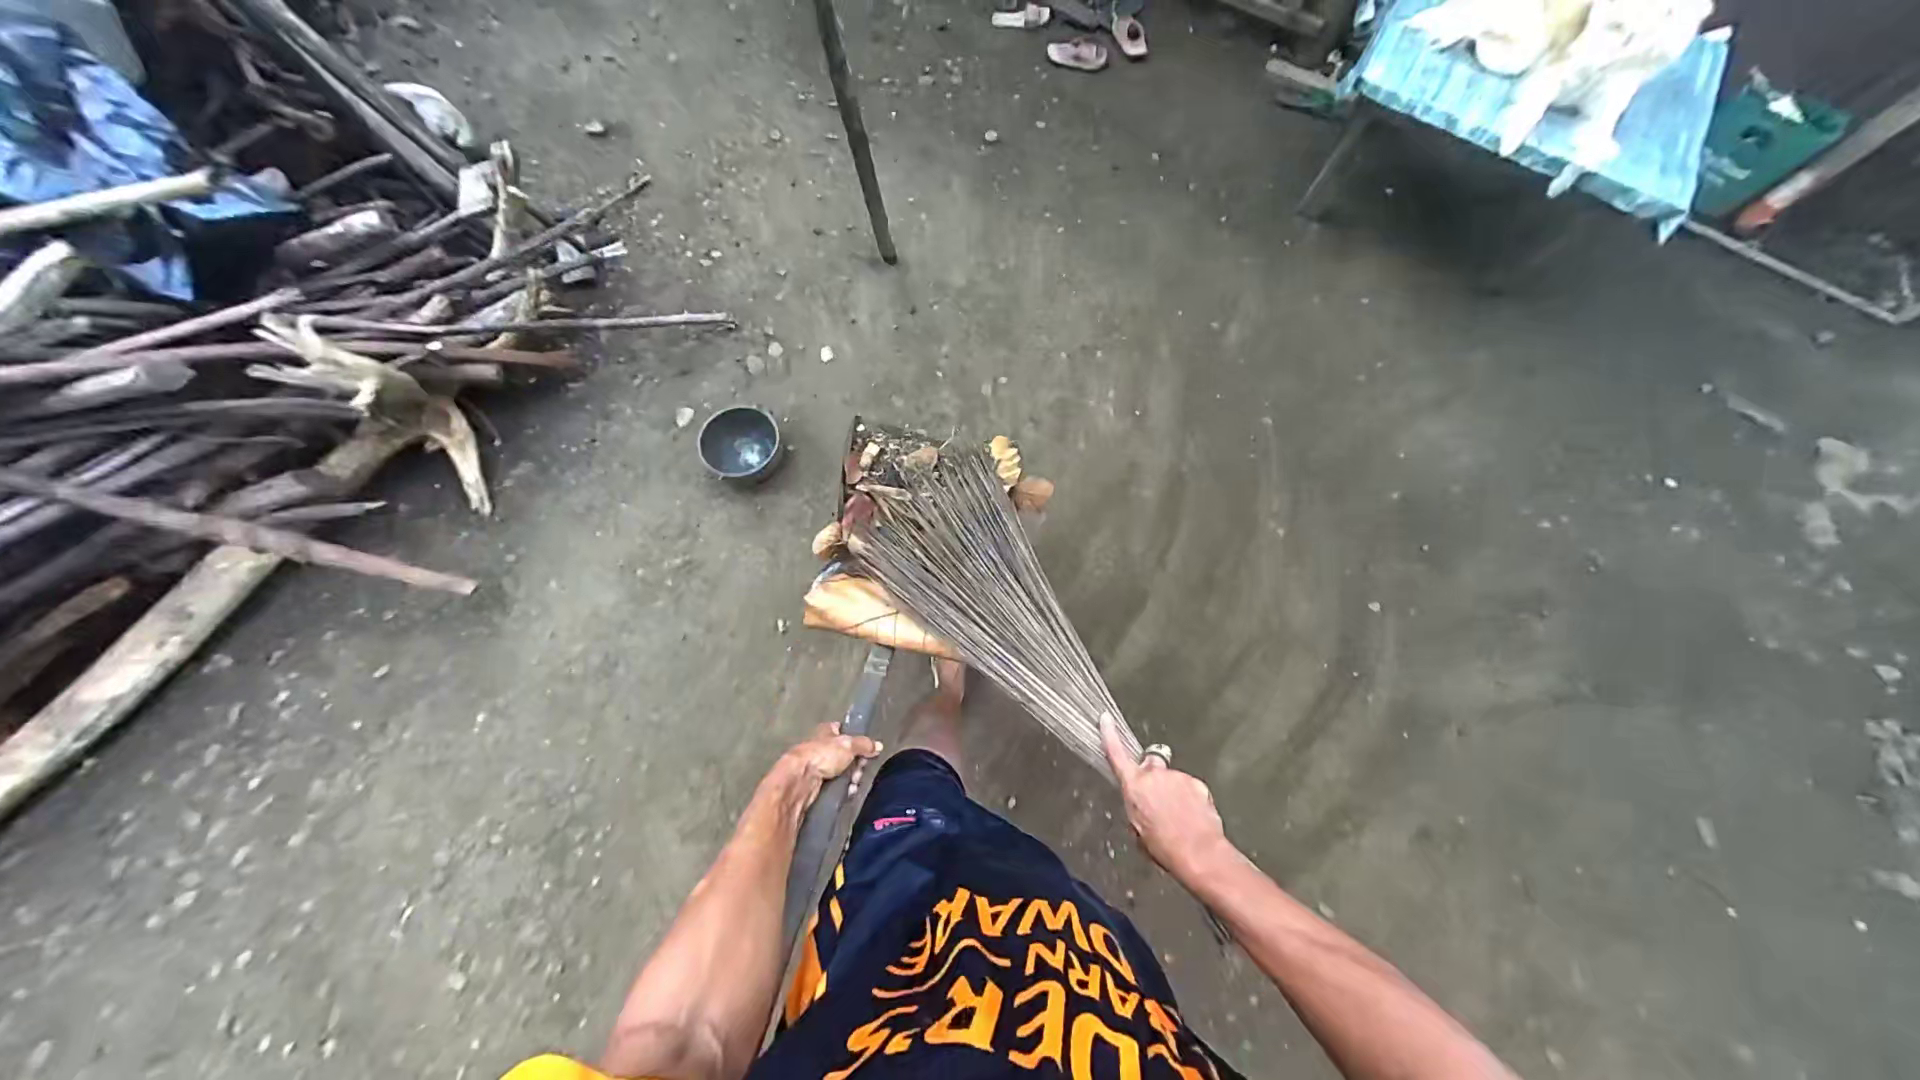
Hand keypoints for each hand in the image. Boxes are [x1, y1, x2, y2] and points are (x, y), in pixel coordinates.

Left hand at [781, 722, 883, 804]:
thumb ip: (864, 744)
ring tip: (854, 784)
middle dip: (856, 764)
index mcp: (825, 732)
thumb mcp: (848, 745)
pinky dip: (843, 789)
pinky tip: (848, 793)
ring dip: (851, 778)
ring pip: (841, 772)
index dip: (854, 738)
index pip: (841, 730)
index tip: (865, 749)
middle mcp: (820, 747)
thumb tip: (879, 746)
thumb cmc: (822, 755)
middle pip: (844, 754)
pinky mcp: (815, 785)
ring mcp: (816, 767)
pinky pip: (834, 786)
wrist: (799, 780)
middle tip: (860, 770)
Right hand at [1101, 713, 1229, 879]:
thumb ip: (1135, 807)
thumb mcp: (1137, 831)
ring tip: (1179, 817)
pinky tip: (1192, 816)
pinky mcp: (1196, 782)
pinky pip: (1189, 786)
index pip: (1116, 753)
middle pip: (1150, 764)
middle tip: (1159, 798)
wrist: (1198, 853)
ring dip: (1173, 791)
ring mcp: (1176, 777)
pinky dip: (1190, 797)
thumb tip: (1141, 804)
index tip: (1106, 719)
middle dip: (1152, 775)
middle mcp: (1154, 775)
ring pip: (1171, 778)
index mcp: (1133, 786)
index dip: (1109, 735)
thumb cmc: (1165, 847)